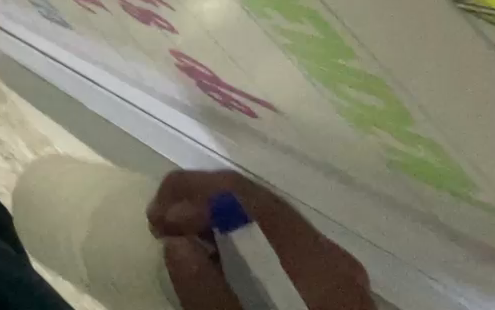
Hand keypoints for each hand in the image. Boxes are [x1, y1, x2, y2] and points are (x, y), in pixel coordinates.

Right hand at [148, 170, 373, 309]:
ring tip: (181, 244)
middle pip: (255, 204)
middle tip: (159, 227)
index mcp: (312, 261)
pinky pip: (280, 253)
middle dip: (199, 204)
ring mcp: (338, 280)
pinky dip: (241, 248)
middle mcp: (329, 258)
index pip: (243, 195)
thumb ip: (205, 291)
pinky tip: (219, 269)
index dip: (191, 194)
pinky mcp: (335, 301)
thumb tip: (177, 245)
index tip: (157, 223)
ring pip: (266, 227)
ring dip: (217, 224)